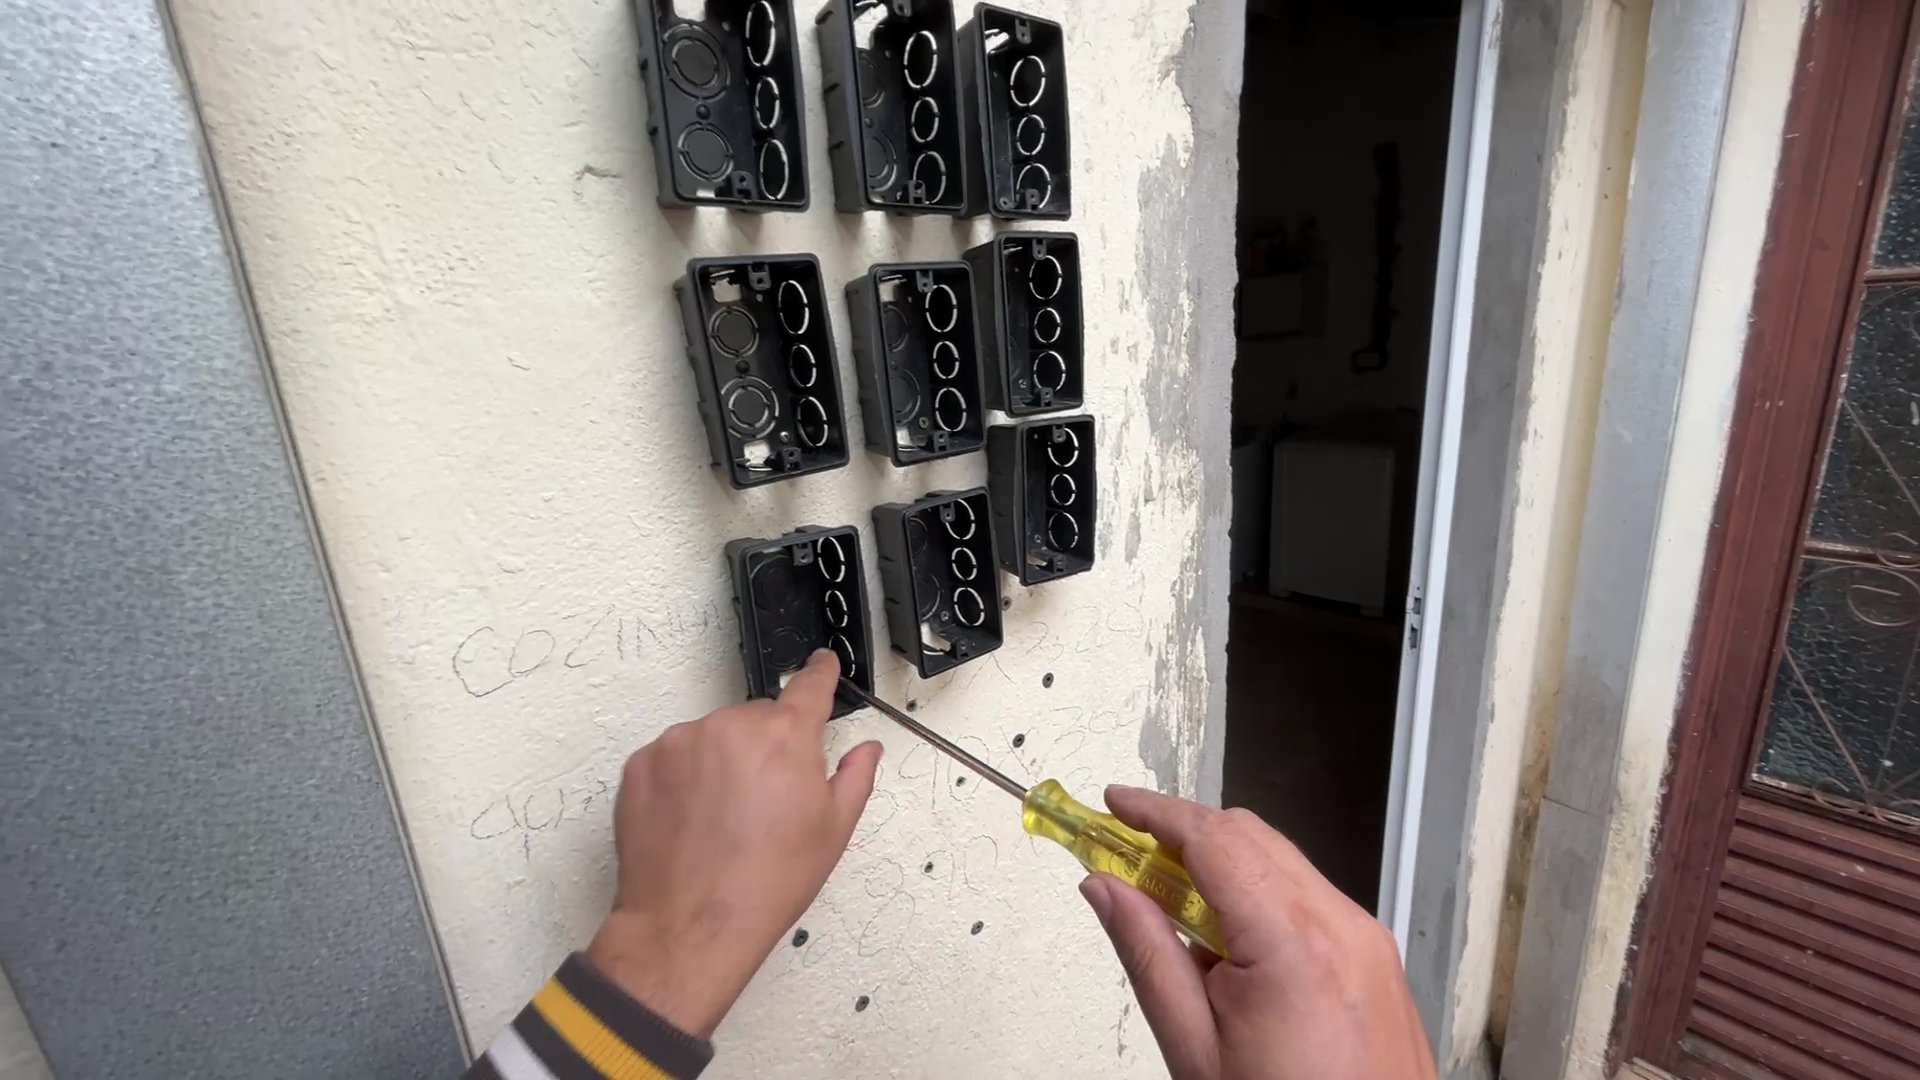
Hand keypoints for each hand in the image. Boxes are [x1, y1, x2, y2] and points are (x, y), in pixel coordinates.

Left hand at [584, 650, 881, 1037]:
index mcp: (785, 736)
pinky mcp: (643, 762)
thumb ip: (855, 776)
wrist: (689, 928)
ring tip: (722, 814)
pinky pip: (675, 754)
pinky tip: (691, 816)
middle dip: (766, 745)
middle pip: (759, 717)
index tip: (822, 664)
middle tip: (764, 797)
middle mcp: (733, 725)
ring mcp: (681, 741)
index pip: (810, 685)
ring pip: (715, 734)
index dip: (820, 673)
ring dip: (723, 758)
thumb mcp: (833, 831)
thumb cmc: (766, 882)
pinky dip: (685, 775)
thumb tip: (866, 749)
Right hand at [1080, 789, 1434, 1079]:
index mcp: (1292, 941)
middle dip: (1183, 831)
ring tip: (1174, 906)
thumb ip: (1146, 951)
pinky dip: (1256, 890)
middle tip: (1129, 854)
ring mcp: (1366, 939)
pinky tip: (1227, 940)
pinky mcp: (1375, 957)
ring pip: (1276, 857)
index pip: (1212, 837)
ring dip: (1219, 860)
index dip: (1155, 811)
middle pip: (1246, 834)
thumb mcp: (1194, 1048)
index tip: (1115, 803)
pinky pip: (1305, 892)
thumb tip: (1103, 887)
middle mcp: (1340, 924)